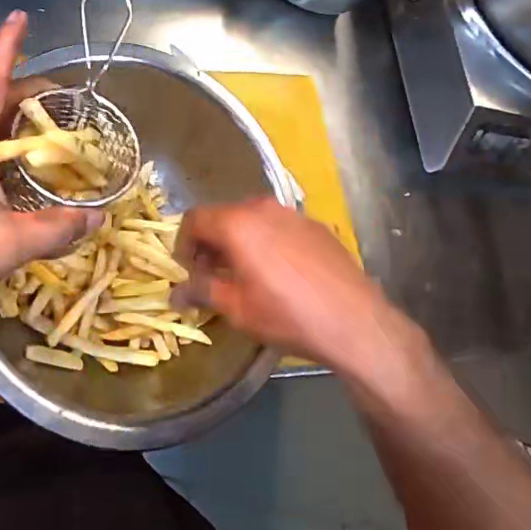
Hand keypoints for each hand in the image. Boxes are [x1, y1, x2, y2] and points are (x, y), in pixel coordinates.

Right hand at [178, 199, 426, 380]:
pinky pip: (279, 227)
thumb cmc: (287, 315)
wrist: (354, 321)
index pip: (194, 219)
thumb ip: (201, 291)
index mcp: (236, 223)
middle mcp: (262, 208)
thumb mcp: (237, 309)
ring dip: (240, 241)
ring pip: (252, 220)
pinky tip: (280, 274)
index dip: (183, 244)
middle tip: (212, 275)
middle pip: (223, 216)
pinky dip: (267, 242)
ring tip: (245, 275)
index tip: (188, 271)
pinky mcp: (315, 226)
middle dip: (211, 243)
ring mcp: (292, 214)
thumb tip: (176, 293)